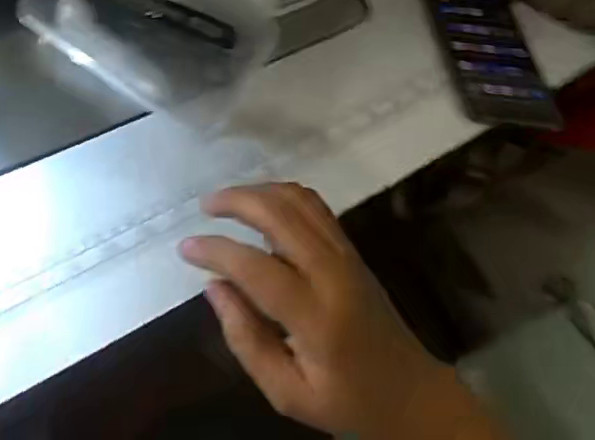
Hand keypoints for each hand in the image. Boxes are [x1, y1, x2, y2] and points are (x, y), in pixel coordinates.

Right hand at [180, 183, 503, 439]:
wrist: (409, 392)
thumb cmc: (346, 402)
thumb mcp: (287, 393)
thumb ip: (246, 340)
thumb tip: (213, 287)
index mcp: (316, 316)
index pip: (258, 269)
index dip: (218, 251)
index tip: (186, 246)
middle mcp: (333, 272)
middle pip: (282, 215)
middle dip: (239, 200)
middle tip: (205, 206)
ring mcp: (347, 253)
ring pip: (301, 201)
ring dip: (262, 191)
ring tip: (227, 200)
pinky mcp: (352, 248)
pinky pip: (316, 206)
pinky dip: (285, 195)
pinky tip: (263, 203)